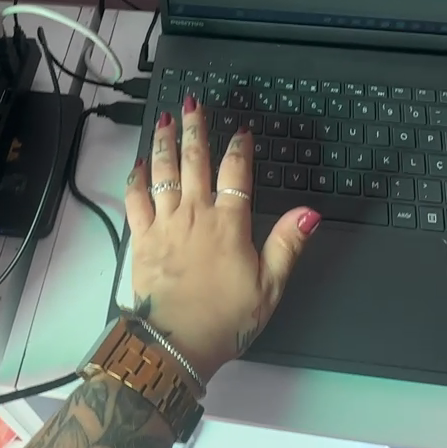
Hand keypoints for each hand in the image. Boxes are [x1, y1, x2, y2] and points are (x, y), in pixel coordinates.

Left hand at [122, 95, 318, 383]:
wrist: (176, 343)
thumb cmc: (225, 317)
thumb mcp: (269, 285)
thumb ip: (288, 244)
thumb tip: (309, 213)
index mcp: (228, 223)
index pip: (237, 172)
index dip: (240, 147)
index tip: (241, 129)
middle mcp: (195, 213)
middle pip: (195, 159)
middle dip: (195, 128)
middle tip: (193, 104)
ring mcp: (165, 223)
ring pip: (164, 171)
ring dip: (165, 141)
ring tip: (167, 118)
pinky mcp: (142, 237)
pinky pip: (136, 199)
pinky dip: (137, 178)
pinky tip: (139, 162)